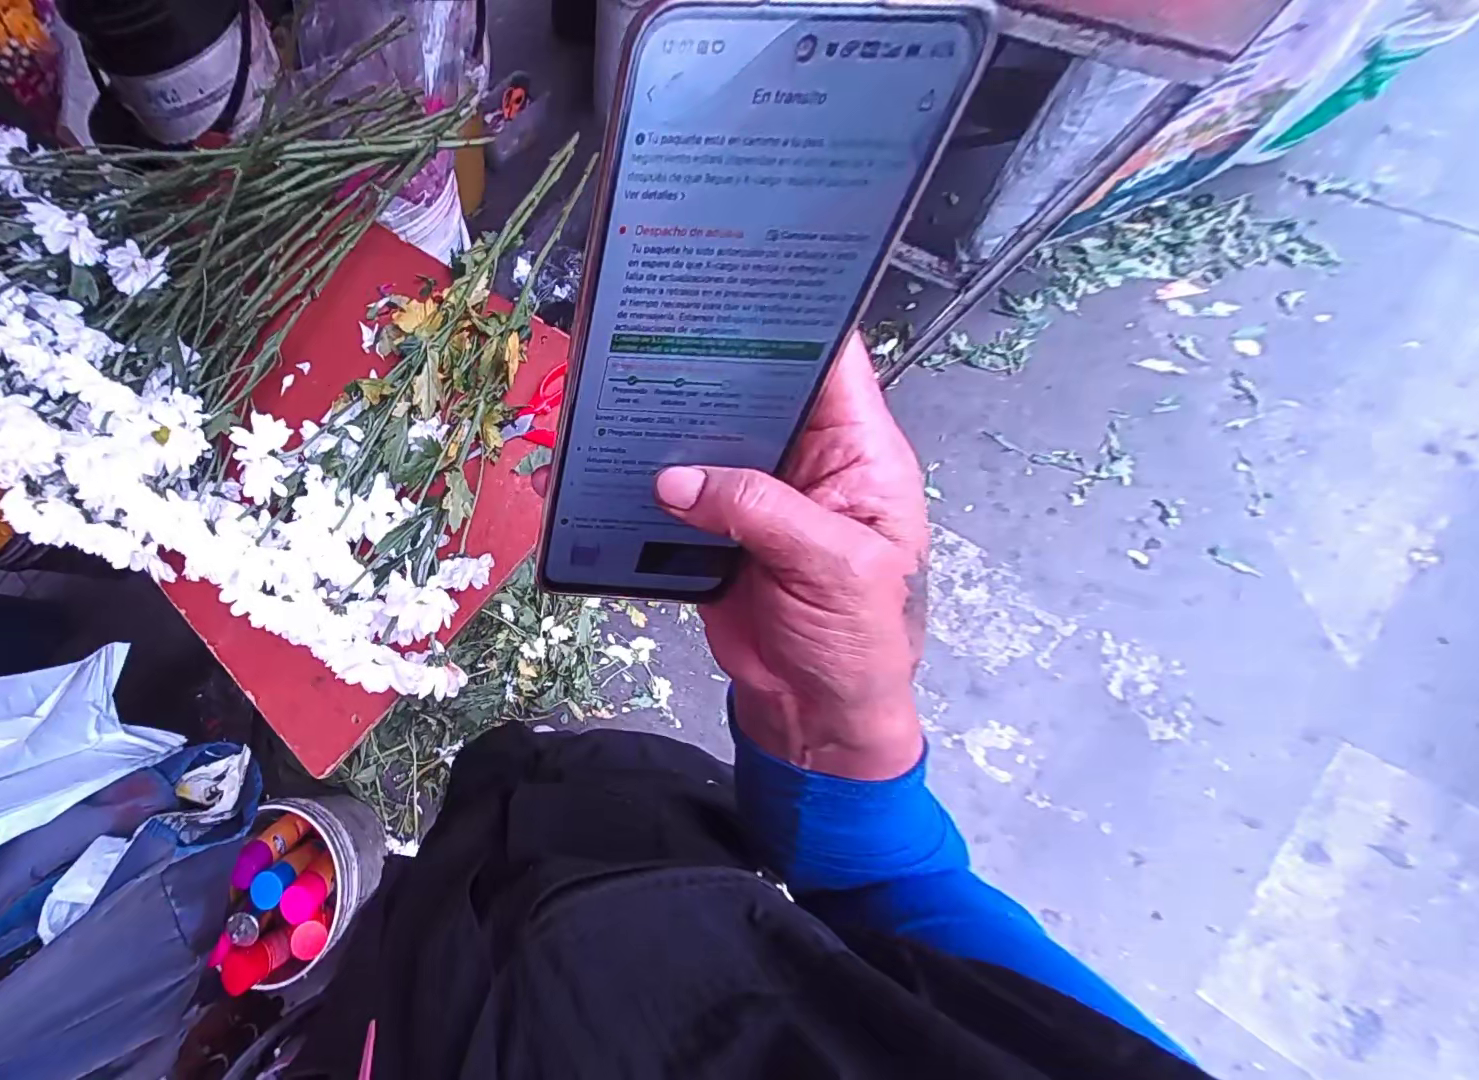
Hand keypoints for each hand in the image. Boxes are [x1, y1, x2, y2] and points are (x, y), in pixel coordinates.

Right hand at [652, 333, 929, 779]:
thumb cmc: (858, 639)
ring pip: (711, 439)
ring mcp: (755, 494)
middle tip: (653, 332)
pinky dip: (653, 480)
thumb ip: (763, 513)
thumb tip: (675, 481)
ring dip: (674, 424)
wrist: (813, 707)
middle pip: (757, 391)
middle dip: (711, 365)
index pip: (828, 361)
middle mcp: (803, 460)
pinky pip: (682, 491)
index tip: (732, 284)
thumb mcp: (834, 566)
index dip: (790, 316)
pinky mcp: (717, 529)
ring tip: (624, 390)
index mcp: (856, 452)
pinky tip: (620, 460)